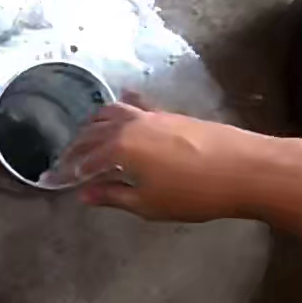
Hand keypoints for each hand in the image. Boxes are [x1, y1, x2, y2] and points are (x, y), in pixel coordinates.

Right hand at [51, 94, 275, 221]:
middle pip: (93, 133)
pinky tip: (123, 99)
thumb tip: (84, 195)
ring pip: (112, 112)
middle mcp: (129, 125)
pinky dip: (123, 105)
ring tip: (86, 134)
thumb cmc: (193, 193)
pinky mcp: (169, 114)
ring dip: (94, 123)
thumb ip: (113, 196)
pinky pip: (137, 105)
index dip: (69, 172)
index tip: (55, 180)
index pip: (85, 160)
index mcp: (119, 147)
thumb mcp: (148, 203)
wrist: (246, 168)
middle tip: (66, 161)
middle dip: (76, 147)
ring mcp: (150, 115)